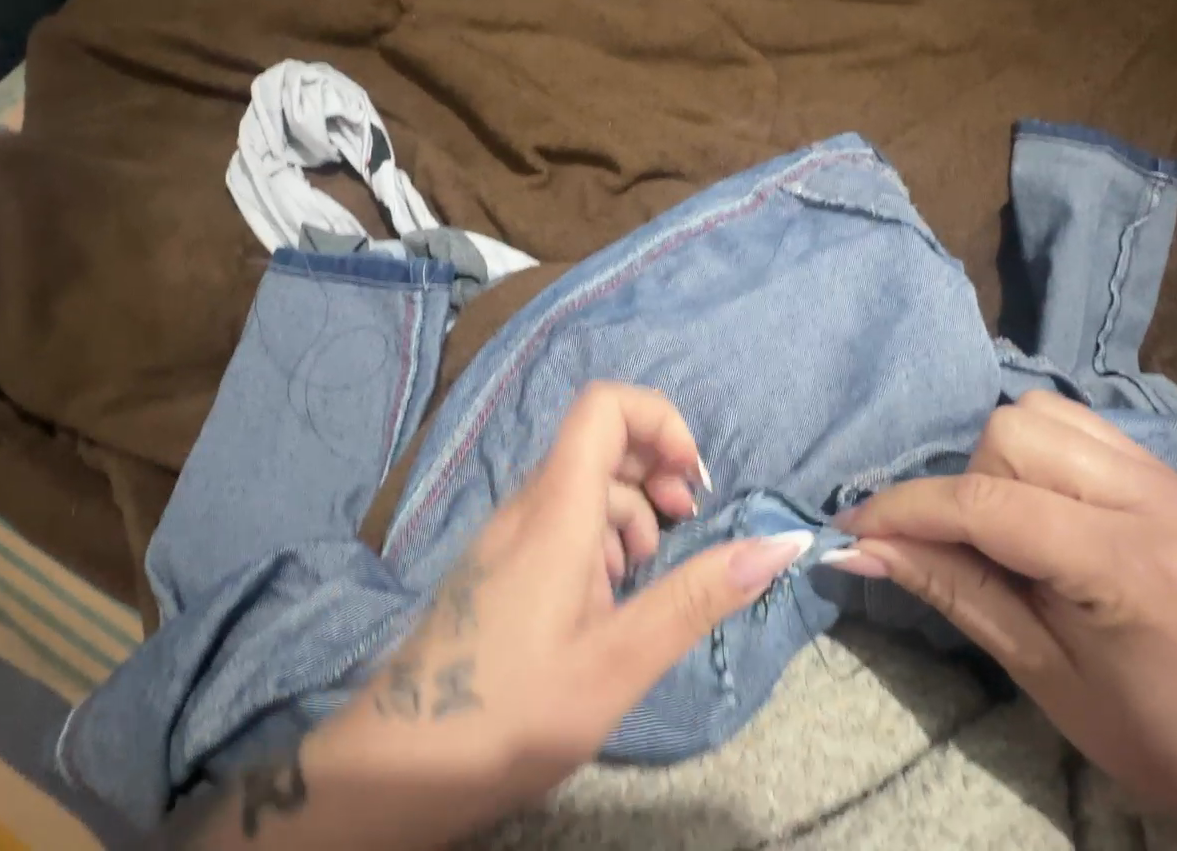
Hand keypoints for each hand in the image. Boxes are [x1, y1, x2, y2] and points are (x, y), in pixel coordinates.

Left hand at [232, 382, 812, 848]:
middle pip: (600, 443)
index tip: (693, 481)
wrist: (396, 769)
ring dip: (631, 512)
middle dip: (657, 471)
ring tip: (646, 575)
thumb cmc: (511, 713)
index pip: (603, 407)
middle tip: (685, 526)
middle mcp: (527, 507)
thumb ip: (698, 597)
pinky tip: (607, 598)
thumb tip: (780, 544)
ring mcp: (507, 537)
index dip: (659, 421)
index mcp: (554, 511)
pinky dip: (600, 541)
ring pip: (583, 487)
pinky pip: (560, 524)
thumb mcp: (620, 661)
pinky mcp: (499, 567)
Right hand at [825, 391, 1176, 834]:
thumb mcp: (1034, 667)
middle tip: (967, 548)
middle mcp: (1157, 500)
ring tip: (1008, 526)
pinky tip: (1041, 505)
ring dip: (998, 462)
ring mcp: (1171, 477)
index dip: (905, 510)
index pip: (987, 505)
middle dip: (965, 485)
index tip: (854, 529)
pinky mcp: (1173, 472)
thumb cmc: (1146, 729)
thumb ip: (947, 587)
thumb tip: (858, 547)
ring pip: (1041, 414)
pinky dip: (1035, 454)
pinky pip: (1077, 425)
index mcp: (1128, 568)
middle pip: (1013, 433)